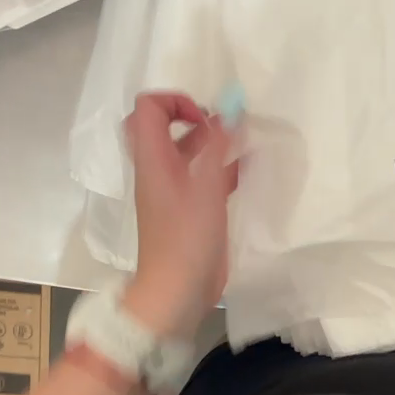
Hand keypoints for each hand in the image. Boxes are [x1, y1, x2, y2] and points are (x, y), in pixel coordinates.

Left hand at [123, 91, 237, 339]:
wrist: (176, 292)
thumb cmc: (186, 239)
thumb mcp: (205, 188)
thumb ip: (219, 146)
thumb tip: (232, 110)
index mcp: (152, 160)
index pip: (148, 108)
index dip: (176, 102)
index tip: (207, 119)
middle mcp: (159, 170)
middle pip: (165, 128)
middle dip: (196, 118)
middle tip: (224, 127)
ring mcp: (174, 191)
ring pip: (188, 153)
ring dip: (214, 144)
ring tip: (244, 145)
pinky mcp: (190, 211)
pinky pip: (203, 178)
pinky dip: (222, 169)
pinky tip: (246, 172)